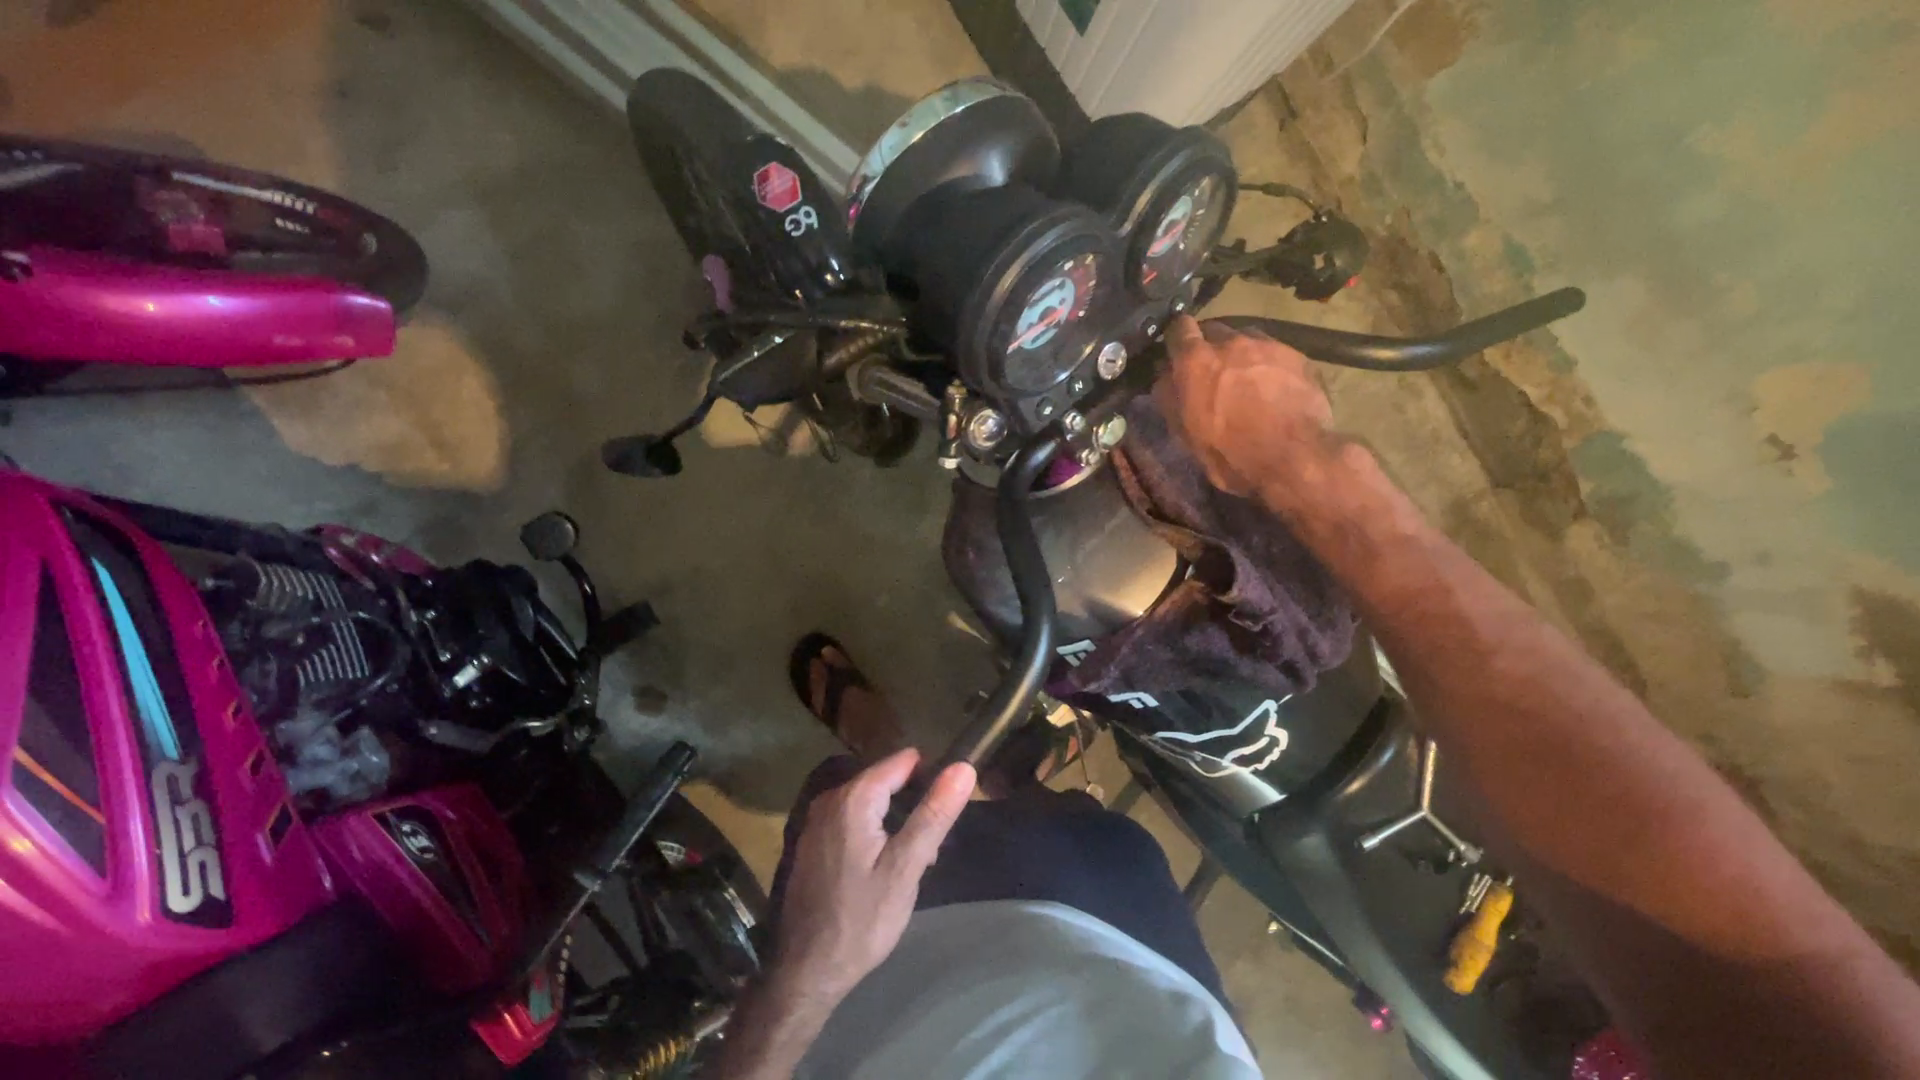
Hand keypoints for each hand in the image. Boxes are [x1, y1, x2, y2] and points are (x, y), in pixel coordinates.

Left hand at [771, 749, 975, 1002]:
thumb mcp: (906, 867)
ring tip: (915, 863)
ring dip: (895, 823)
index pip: (902, 762)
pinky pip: (852, 822)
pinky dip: (873, 835)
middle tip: (931, 850)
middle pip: (884, 782)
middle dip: (913, 805)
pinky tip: (885, 870)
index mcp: (853, 798)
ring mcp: (816, 821)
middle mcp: (830, 799)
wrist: (808, 969)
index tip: (947, 810)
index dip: (930, 778)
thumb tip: (963, 768)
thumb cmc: (862, 919)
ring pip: (869, 804)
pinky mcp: (811, 843)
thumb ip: (934, 814)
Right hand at [1161, 315, 1344, 501]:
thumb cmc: (1230, 453)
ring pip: (1247, 338)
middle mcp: (1230, 342)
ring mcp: (1267, 345)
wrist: (1294, 458)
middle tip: (1214, 373)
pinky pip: (1275, 352)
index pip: (1179, 329)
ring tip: (1249, 380)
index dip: (1177, 339)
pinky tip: (1277, 388)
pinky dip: (1270, 365)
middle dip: (1210, 347)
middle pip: (1214, 330)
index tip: (1178, 354)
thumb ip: (1170, 398)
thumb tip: (1164, 377)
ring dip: (1242, 354)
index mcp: (1196, 361)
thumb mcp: (1186, 434)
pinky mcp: (1298, 356)